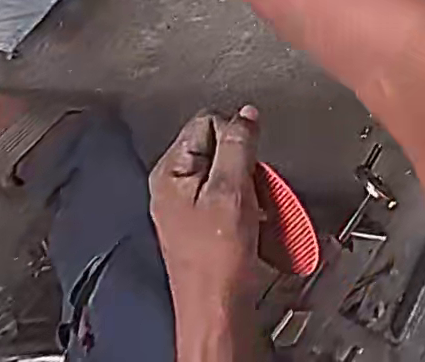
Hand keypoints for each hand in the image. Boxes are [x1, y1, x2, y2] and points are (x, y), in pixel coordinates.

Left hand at [149, 107, 264, 357]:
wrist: (219, 311)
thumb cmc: (217, 259)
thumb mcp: (233, 189)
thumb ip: (239, 144)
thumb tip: (246, 112)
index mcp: (170, 171)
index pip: (209, 121)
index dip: (235, 137)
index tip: (246, 163)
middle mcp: (174, 183)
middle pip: (221, 144)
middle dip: (245, 163)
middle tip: (250, 189)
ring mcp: (188, 203)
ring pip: (231, 168)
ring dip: (251, 183)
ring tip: (254, 208)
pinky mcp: (204, 219)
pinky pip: (233, 191)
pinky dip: (248, 200)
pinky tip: (253, 219)